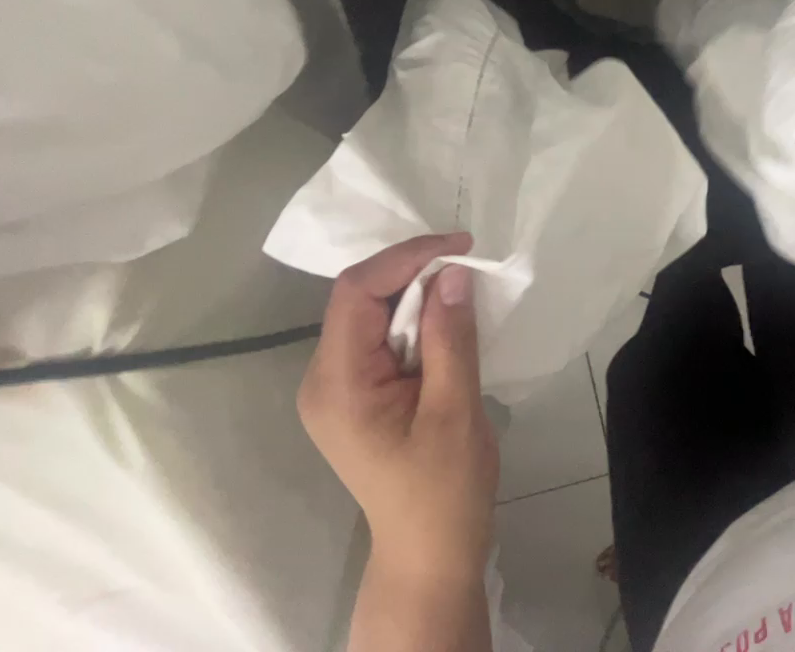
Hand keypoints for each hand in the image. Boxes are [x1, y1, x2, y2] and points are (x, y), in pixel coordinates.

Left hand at [299, 234, 498, 584]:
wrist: (431, 548)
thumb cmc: (444, 487)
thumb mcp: (455, 409)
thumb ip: (452, 338)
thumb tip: (453, 273)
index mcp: (337, 384)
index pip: (355, 292)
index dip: (406, 257)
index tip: (462, 246)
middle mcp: (323, 380)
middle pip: (358, 298)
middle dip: (414, 272)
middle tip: (470, 264)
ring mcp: (337, 388)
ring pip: (371, 314)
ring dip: (418, 294)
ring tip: (466, 287)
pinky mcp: (358, 394)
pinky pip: (381, 336)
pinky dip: (417, 318)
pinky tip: (450, 318)